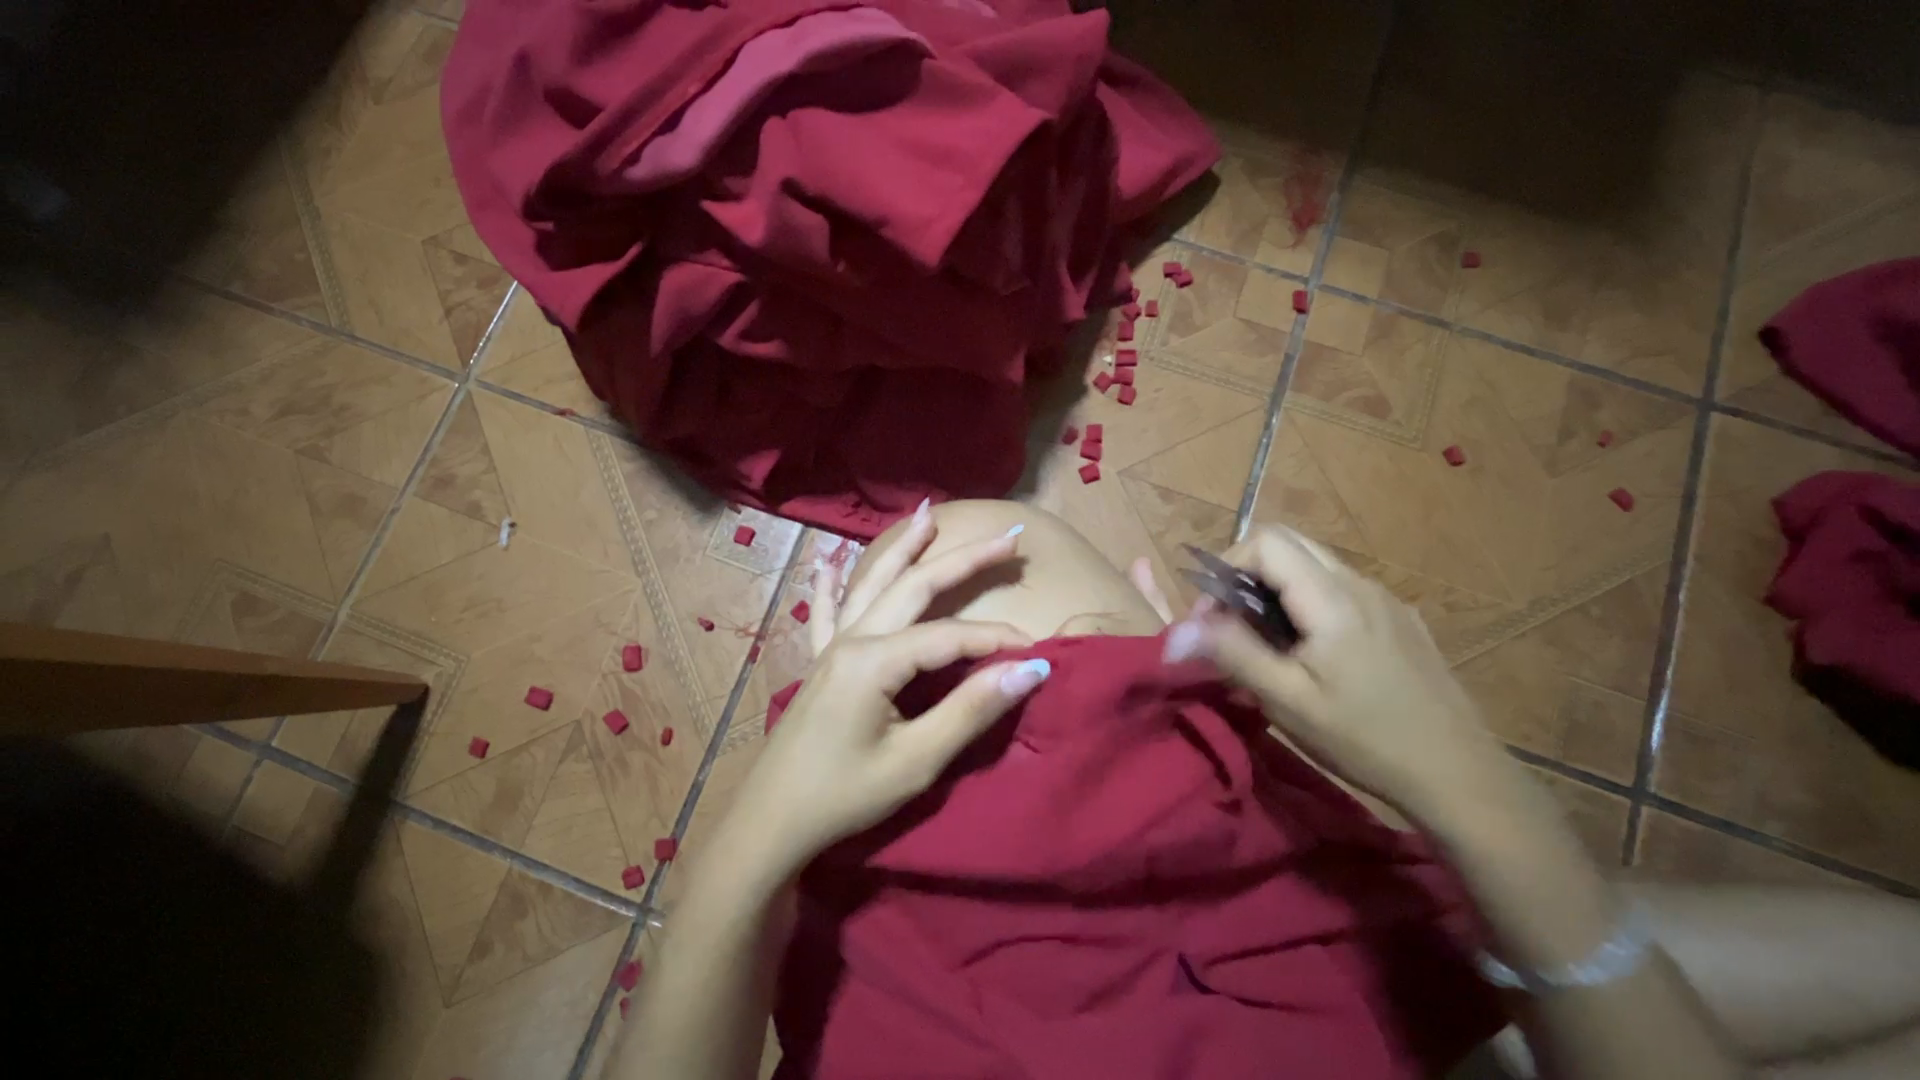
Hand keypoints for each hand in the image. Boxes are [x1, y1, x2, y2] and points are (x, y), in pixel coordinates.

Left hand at [728, 516, 1049, 881]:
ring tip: (926, 515)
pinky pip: (826, 614)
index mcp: (876, 661)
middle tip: (1009, 536)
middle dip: (964, 560)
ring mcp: (831, 648)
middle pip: (915, 588)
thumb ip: (971, 710)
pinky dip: (831, 585)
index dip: (997, 638)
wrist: (772, 822)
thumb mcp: (916, 760)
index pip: (951, 635)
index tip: (1039, 650)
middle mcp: (853, 640)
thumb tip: (1029, 669)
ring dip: (904, 550)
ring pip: (873, 586)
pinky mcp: (819, 665)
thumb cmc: (846, 795)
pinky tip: (828, 563)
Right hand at [1162, 525, 1508, 820]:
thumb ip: (1232, 653)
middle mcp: (1361, 585)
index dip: (1226, 568)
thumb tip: (1174, 630)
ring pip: (1316, 568)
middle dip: (1248, 576)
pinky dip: (1308, 606)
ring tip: (1267, 647)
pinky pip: (1341, 592)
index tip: (1212, 620)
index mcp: (1332, 598)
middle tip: (1232, 627)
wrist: (1459, 774)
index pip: (1266, 541)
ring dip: (1277, 592)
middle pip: (1291, 546)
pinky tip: (1312, 658)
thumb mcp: (1288, 701)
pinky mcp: (1400, 622)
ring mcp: (1386, 601)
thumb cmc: (1365, 739)